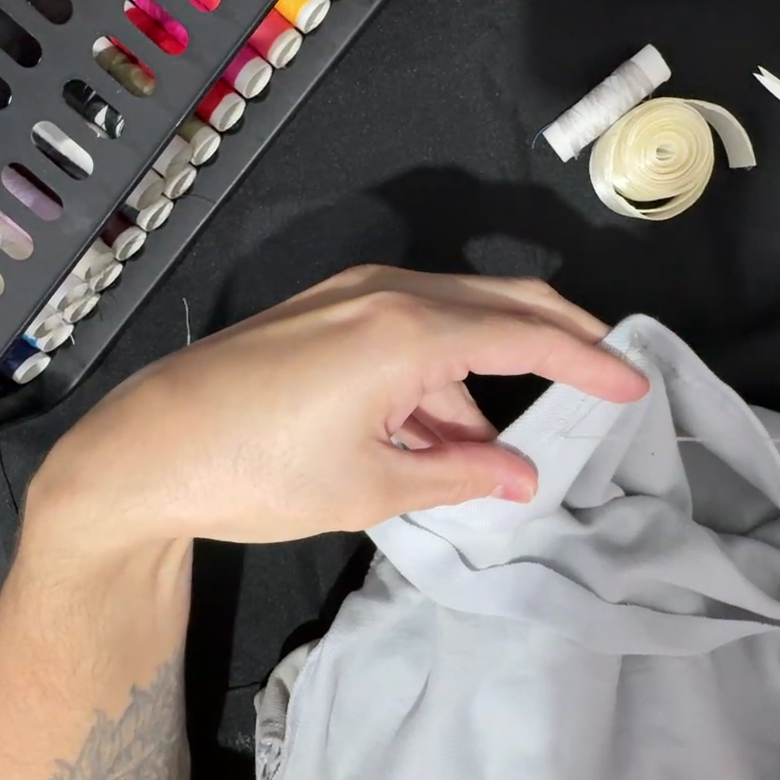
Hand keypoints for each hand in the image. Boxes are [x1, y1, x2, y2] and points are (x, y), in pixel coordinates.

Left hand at [25, 266, 648, 549]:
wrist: (145, 452)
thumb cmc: (262, 474)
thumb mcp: (374, 486)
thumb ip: (462, 473)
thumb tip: (524, 478)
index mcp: (410, 331)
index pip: (528, 337)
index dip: (589, 362)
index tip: (634, 382)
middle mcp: (391, 293)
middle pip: (505, 301)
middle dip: (562, 336)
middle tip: (606, 371)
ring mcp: (356, 293)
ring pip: (458, 317)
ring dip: (489, 374)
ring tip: (491, 447)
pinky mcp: (332, 307)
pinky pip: (415, 326)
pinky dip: (443, 370)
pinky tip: (436, 424)